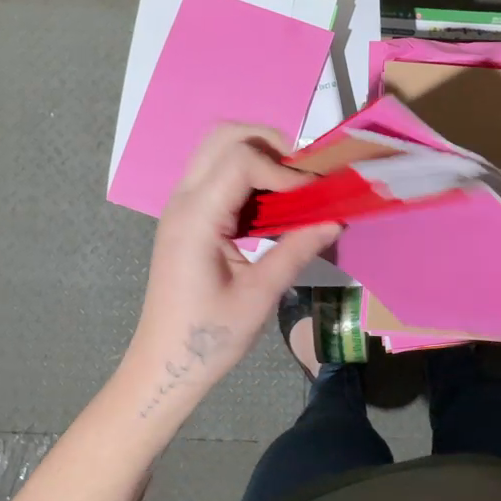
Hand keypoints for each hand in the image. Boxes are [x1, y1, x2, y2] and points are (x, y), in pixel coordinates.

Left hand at [122, 126, 338, 415]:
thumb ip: (297, 250)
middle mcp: (183, 200)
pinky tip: (272, 202)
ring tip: (292, 186)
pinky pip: (216, 171)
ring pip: (217, 148)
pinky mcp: (186, 216)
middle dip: (270, 144)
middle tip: (303, 175)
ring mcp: (181, 205)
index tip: (315, 194)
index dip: (284, 168)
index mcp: (197, 217)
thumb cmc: (208, 337)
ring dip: (258, 155)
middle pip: (224, 136)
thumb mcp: (260, 296)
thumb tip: (336, 218)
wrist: (163, 365)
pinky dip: (247, 172)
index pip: (242, 158)